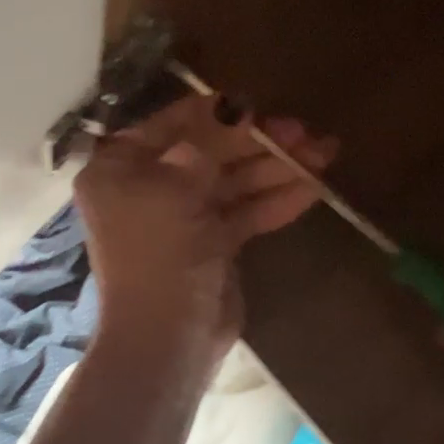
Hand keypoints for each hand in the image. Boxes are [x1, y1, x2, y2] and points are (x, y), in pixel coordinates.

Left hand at [73, 93, 336, 374]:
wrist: (166, 339)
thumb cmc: (159, 253)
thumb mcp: (177, 189)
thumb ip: (206, 144)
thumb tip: (232, 109)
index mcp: (120, 169)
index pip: (169, 125)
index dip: (214, 113)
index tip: (256, 104)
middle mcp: (146, 187)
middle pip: (207, 153)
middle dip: (257, 143)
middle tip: (303, 131)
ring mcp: (180, 217)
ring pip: (231, 183)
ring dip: (275, 169)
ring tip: (324, 152)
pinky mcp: (210, 245)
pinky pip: (243, 213)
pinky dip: (274, 202)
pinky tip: (314, 187)